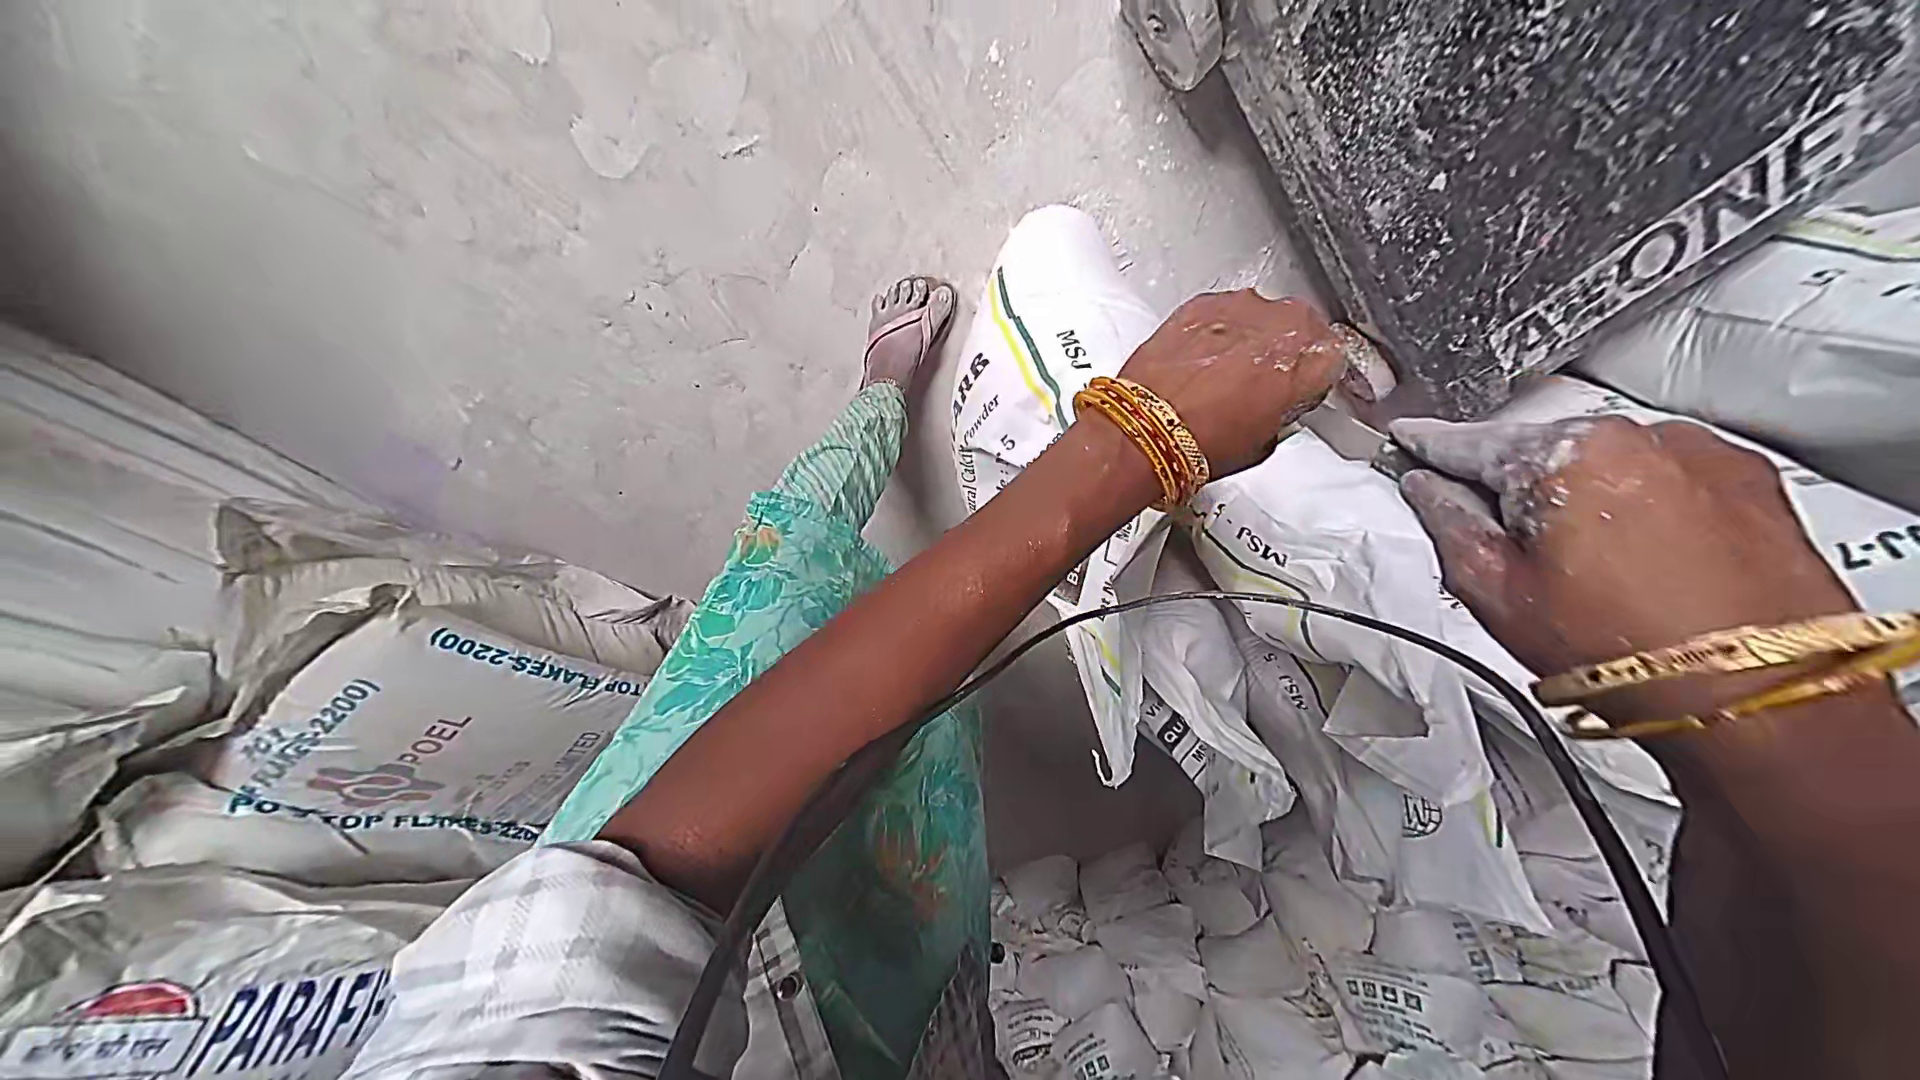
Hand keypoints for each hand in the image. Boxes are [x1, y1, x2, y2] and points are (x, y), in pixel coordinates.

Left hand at [1117, 291, 1344, 477]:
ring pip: (1257, 317)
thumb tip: (1275, 407)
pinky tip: (1199, 360)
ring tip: (1221, 374)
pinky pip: (1219, 314)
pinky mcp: (1199, 305)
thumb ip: (1283, 411)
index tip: (1300, 386)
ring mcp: (1239, 308)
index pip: (1333, 356)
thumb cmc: (1200, 442)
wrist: (1147, 429)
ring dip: (1247, 339)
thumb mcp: (1263, 442)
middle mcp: (1282, 322)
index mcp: (1311, 358)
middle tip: (1259, 382)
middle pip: (1298, 328)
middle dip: (1283, 352)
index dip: (1314, 375)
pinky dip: (1213, 331)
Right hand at [1390, 414, 1861, 724]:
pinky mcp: (1749, 482)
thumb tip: (1429, 488)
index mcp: (1566, 455)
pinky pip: (1657, 476)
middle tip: (1493, 535)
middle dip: (1506, 482)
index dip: (1429, 447)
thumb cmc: (1620, 647)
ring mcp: (1702, 457)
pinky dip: (1628, 500)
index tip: (1410, 441)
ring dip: (1569, 491)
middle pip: (1536, 450)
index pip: (1470, 444)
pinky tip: (1624, 552)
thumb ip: (1446, 519)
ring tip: (1570, 557)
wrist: (1752, 695)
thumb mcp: (1490, 585)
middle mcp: (1639, 438)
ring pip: (1597, 462)